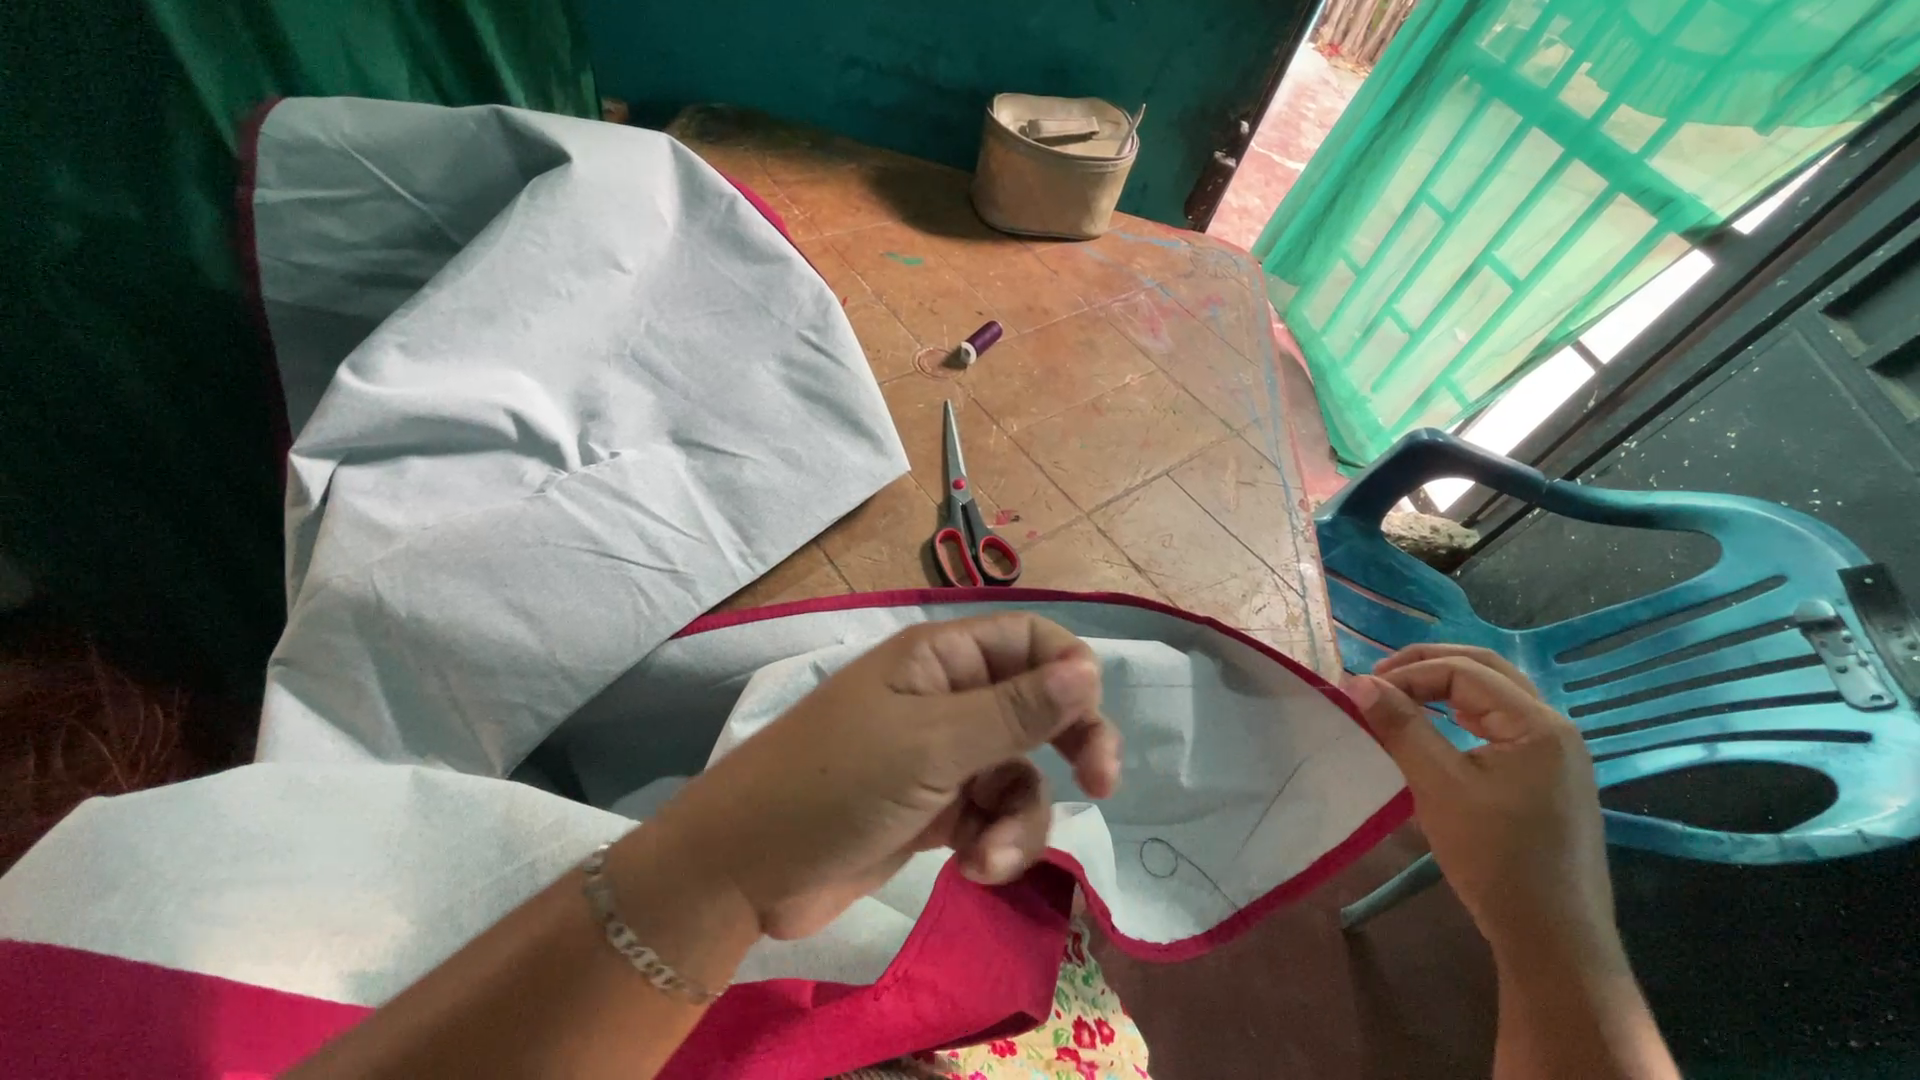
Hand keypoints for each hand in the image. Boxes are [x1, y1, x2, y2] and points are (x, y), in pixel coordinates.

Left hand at [637, 613, 1119, 940]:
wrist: (745, 872)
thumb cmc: (835, 786)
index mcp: (940, 659)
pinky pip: (991, 814)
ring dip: (1020, 818)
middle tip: (1102, 785)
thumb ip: (1016, 710)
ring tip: (989, 857)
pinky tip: (973, 870)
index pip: (1030, 640)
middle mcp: (945, 697)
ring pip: (1018, 771)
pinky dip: (994, 841)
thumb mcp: (932, 745)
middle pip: (1036, 704)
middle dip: (1070, 743)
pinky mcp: (934, 809)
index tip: (1090, 723)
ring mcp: (939, 756)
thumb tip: (1090, 669)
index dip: (1070, 673)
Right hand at [1343, 645, 1617, 963]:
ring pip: (1494, 694)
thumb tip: (1359, 682)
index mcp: (1538, 724)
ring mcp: (1555, 752)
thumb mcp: (1438, 787)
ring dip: (1444, 685)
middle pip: (1486, 669)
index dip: (1408, 674)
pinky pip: (1499, 723)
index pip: (1464, 672)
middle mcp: (1554, 727)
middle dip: (1427, 665)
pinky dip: (1460, 711)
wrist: (1552, 935)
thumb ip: (1401, 727)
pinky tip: (1434, 726)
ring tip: (1398, 696)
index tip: (1362, 693)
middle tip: (1378, 678)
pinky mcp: (1546, 775)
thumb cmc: (1496, 858)